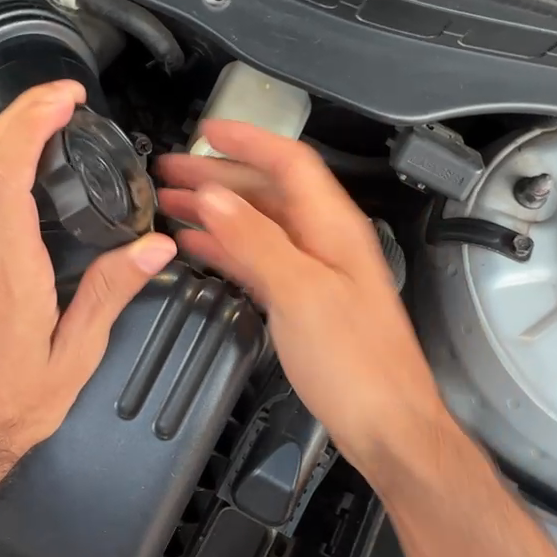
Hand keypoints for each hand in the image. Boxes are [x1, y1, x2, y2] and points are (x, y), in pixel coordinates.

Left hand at [0, 81, 177, 475]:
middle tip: (61, 101)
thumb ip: (111, 293)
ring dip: (1, 138)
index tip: (63, 101)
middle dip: (22, 114)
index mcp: (7, 273)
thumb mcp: (75, 358)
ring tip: (39, 128)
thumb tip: (152, 248)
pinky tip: (4, 173)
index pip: (7, 172)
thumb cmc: (2, 408)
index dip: (32, 122)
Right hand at [154, 120, 449, 474]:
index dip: (248, 141)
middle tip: (171, 171)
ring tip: (171, 203)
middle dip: (217, 176)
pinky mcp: (302, 302)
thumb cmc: (360, 366)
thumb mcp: (300, 293)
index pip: (289, 163)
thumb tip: (216, 197)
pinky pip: (257, 260)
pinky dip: (225, 248)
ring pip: (257, 225)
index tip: (208, 131)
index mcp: (333, 228)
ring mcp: (313, 272)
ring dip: (215, 211)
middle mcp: (324, 242)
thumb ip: (255, 241)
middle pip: (266, 192)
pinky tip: (198, 247)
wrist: (385, 426)